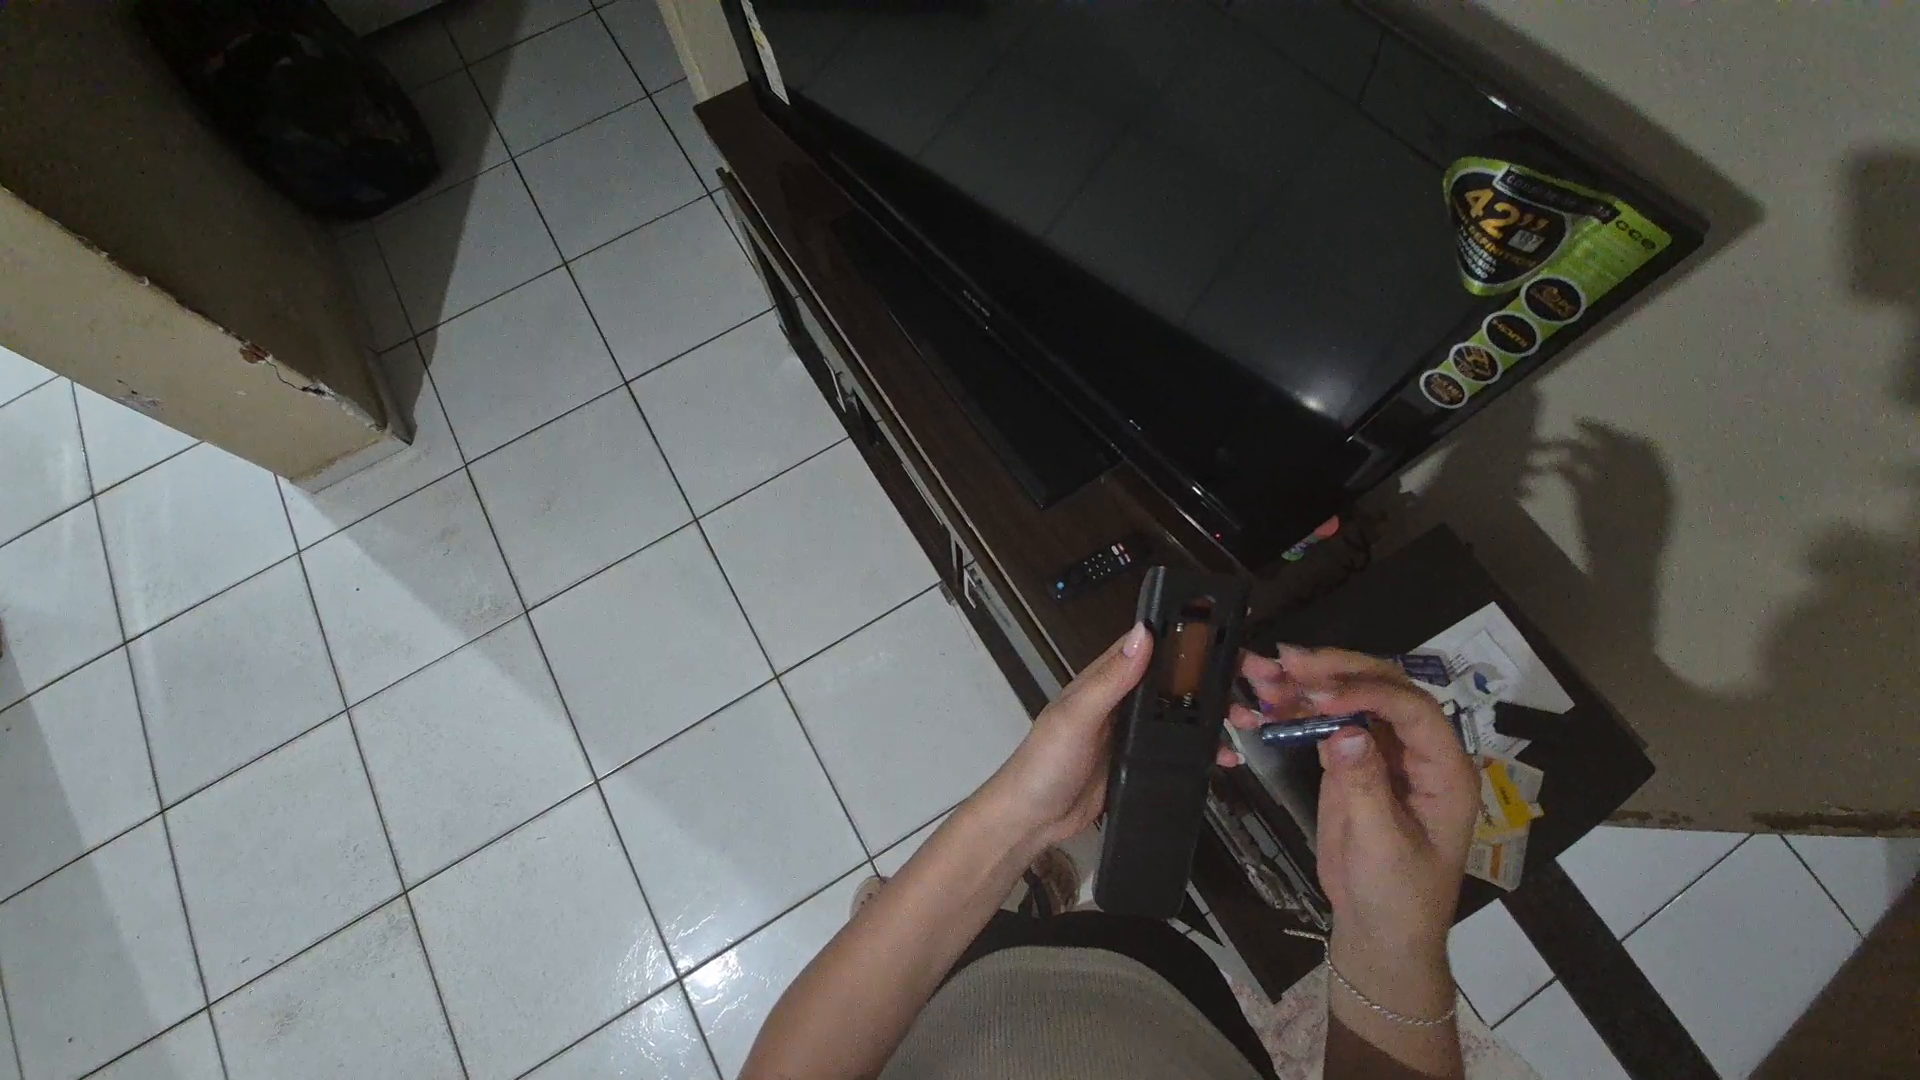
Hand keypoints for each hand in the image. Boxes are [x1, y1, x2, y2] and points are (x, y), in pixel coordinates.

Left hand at [980, 623, 1247, 852]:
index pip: (1152, 646)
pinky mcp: (1138, 762)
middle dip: (1216, 679)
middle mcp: (1121, 700)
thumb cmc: (1045, 762)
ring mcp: (1131, 733)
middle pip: (1176, 680)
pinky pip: (1179, 750)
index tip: (1231, 640)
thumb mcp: (1077, 716)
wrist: (1033, 820)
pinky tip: (1226, 759)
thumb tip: (1143, 632)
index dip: (1190, 639)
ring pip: (1184, 714)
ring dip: (1217, 714)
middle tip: (1255, 684)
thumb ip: (1110, 678)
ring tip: (1247, 723)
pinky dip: (1205, 750)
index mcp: (1104, 679)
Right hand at [1234, 647, 1477, 955]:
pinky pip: (1326, 720)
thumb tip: (1345, 732)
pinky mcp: (1350, 759)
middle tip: (1289, 660)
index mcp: (1443, 769)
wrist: (1377, 927)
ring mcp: (1382, 751)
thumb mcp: (1383, 846)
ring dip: (1309, 681)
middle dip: (1337, 670)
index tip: (1319, 695)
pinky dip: (1297, 706)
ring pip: (1350, 698)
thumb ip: (1365, 786)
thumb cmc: (1396, 894)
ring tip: (1266, 670)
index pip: (1412, 710)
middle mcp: (1416, 749)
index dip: (1367, 693)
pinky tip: (1267, 699)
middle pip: (1383, 688)